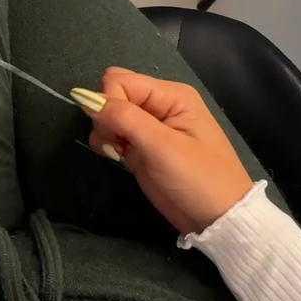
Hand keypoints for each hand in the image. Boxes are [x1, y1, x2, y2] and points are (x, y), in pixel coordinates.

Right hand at [83, 67, 252, 234]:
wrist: (217, 220)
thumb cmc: (198, 179)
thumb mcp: (163, 147)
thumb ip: (124, 118)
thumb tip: (83, 96)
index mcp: (170, 95)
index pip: (119, 80)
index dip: (109, 101)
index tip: (117, 131)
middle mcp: (158, 105)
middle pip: (111, 93)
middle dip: (105, 115)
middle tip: (119, 141)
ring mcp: (147, 125)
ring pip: (107, 113)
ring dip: (105, 132)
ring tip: (121, 153)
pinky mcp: (139, 145)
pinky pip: (110, 131)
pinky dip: (107, 143)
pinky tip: (120, 158)